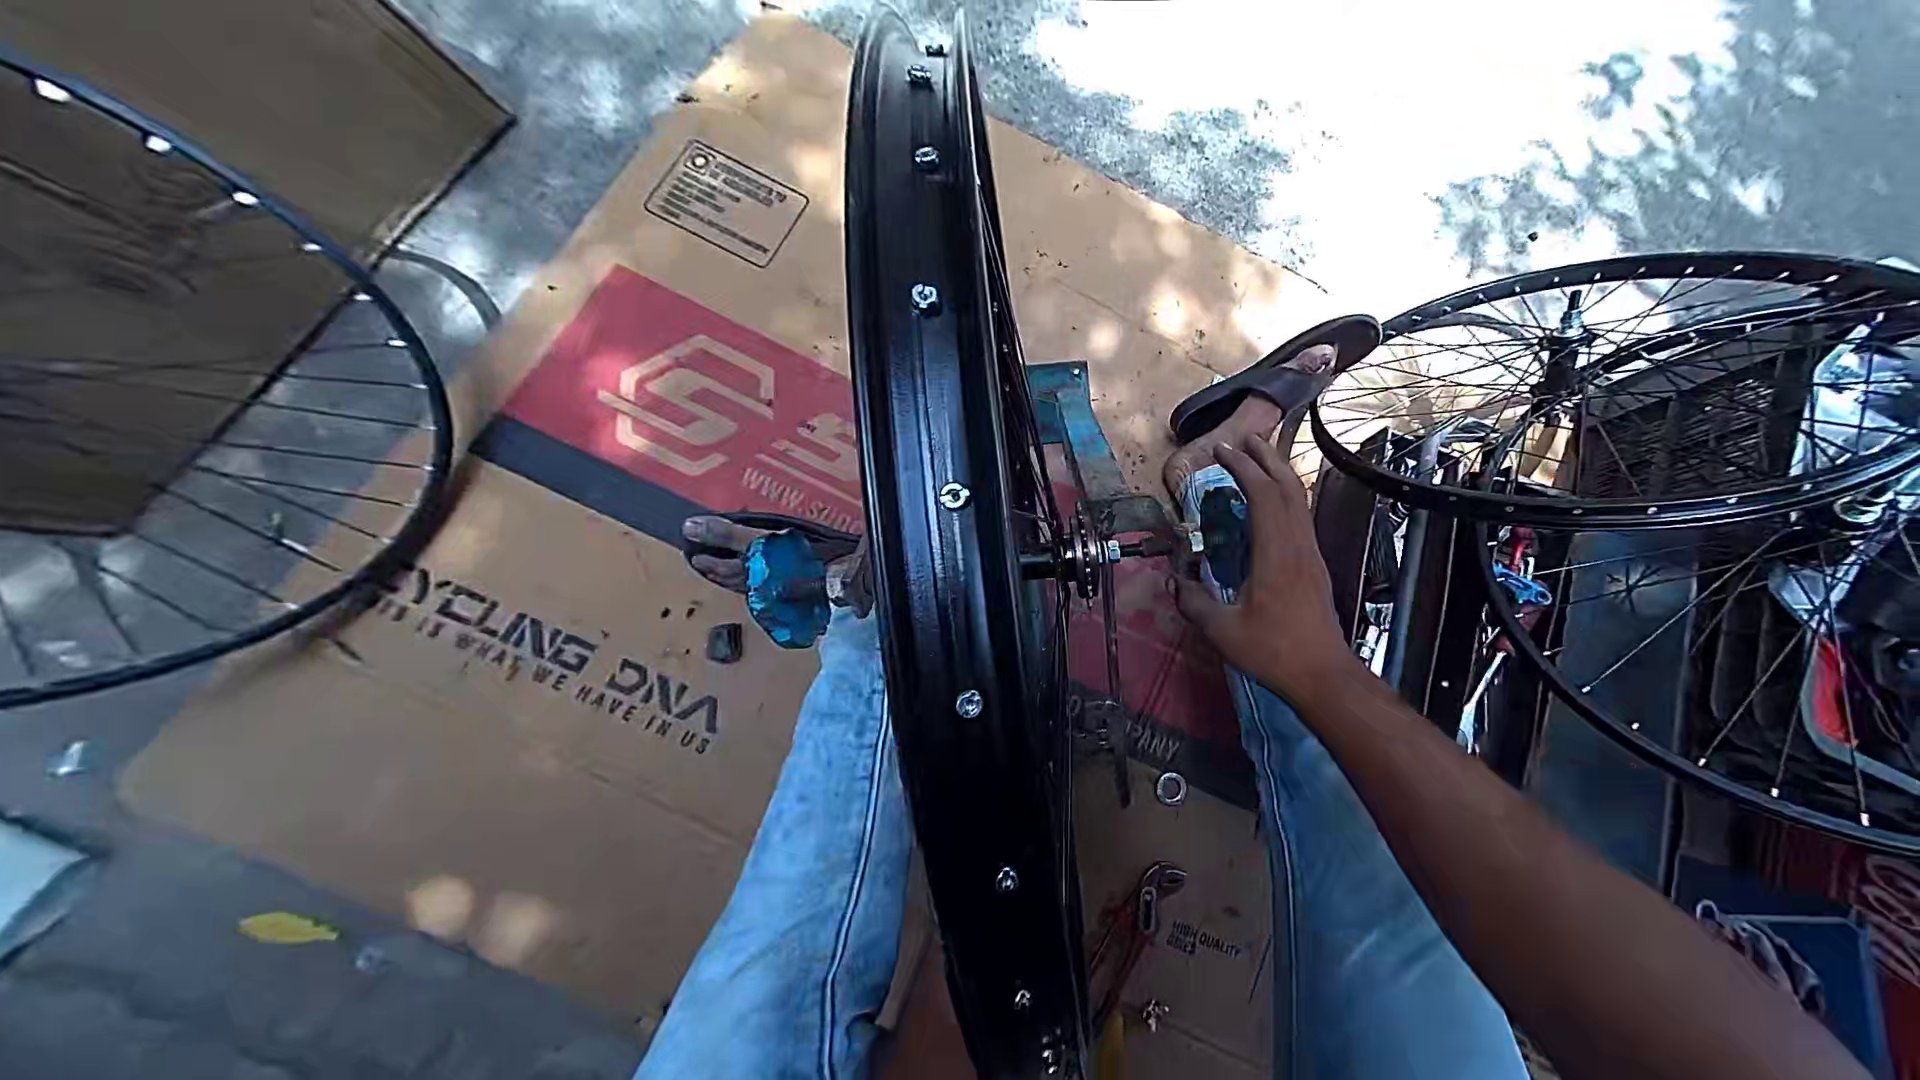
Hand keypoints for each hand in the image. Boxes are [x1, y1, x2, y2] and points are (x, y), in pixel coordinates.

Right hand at [1173, 433, 1359, 700]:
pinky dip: (1283, 498)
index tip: (1222, 450)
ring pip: (1299, 501)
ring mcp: (1310, 555)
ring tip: (1258, 459)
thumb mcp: (1222, 630)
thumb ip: (1193, 602)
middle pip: (1288, 488)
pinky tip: (1269, 504)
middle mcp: (1298, 546)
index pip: (1263, 495)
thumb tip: (1174, 582)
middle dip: (1266, 458)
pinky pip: (1300, 518)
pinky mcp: (1314, 567)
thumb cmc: (1273, 650)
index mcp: (1276, 554)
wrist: (1324, 675)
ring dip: (1279, 474)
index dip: (1243, 468)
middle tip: (1245, 438)